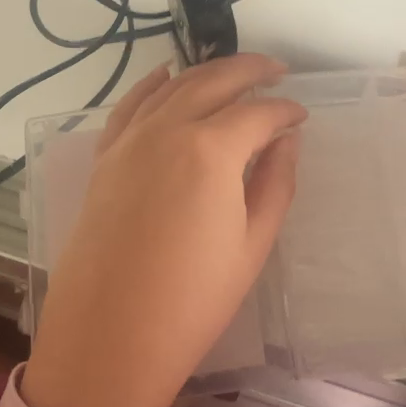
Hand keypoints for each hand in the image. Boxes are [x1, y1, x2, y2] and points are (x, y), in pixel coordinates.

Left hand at [22, 54, 304, 406]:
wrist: (111, 336)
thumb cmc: (194, 300)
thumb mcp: (252, 245)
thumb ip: (274, 183)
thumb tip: (286, 141)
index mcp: (212, 150)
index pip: (258, 113)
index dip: (285, 110)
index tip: (301, 115)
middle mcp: (168, 130)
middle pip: (213, 82)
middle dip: (249, 71)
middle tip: (276, 71)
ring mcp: (129, 142)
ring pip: (171, 87)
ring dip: (205, 72)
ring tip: (231, 72)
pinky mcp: (104, 160)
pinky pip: (130, 107)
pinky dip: (151, 86)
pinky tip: (166, 77)